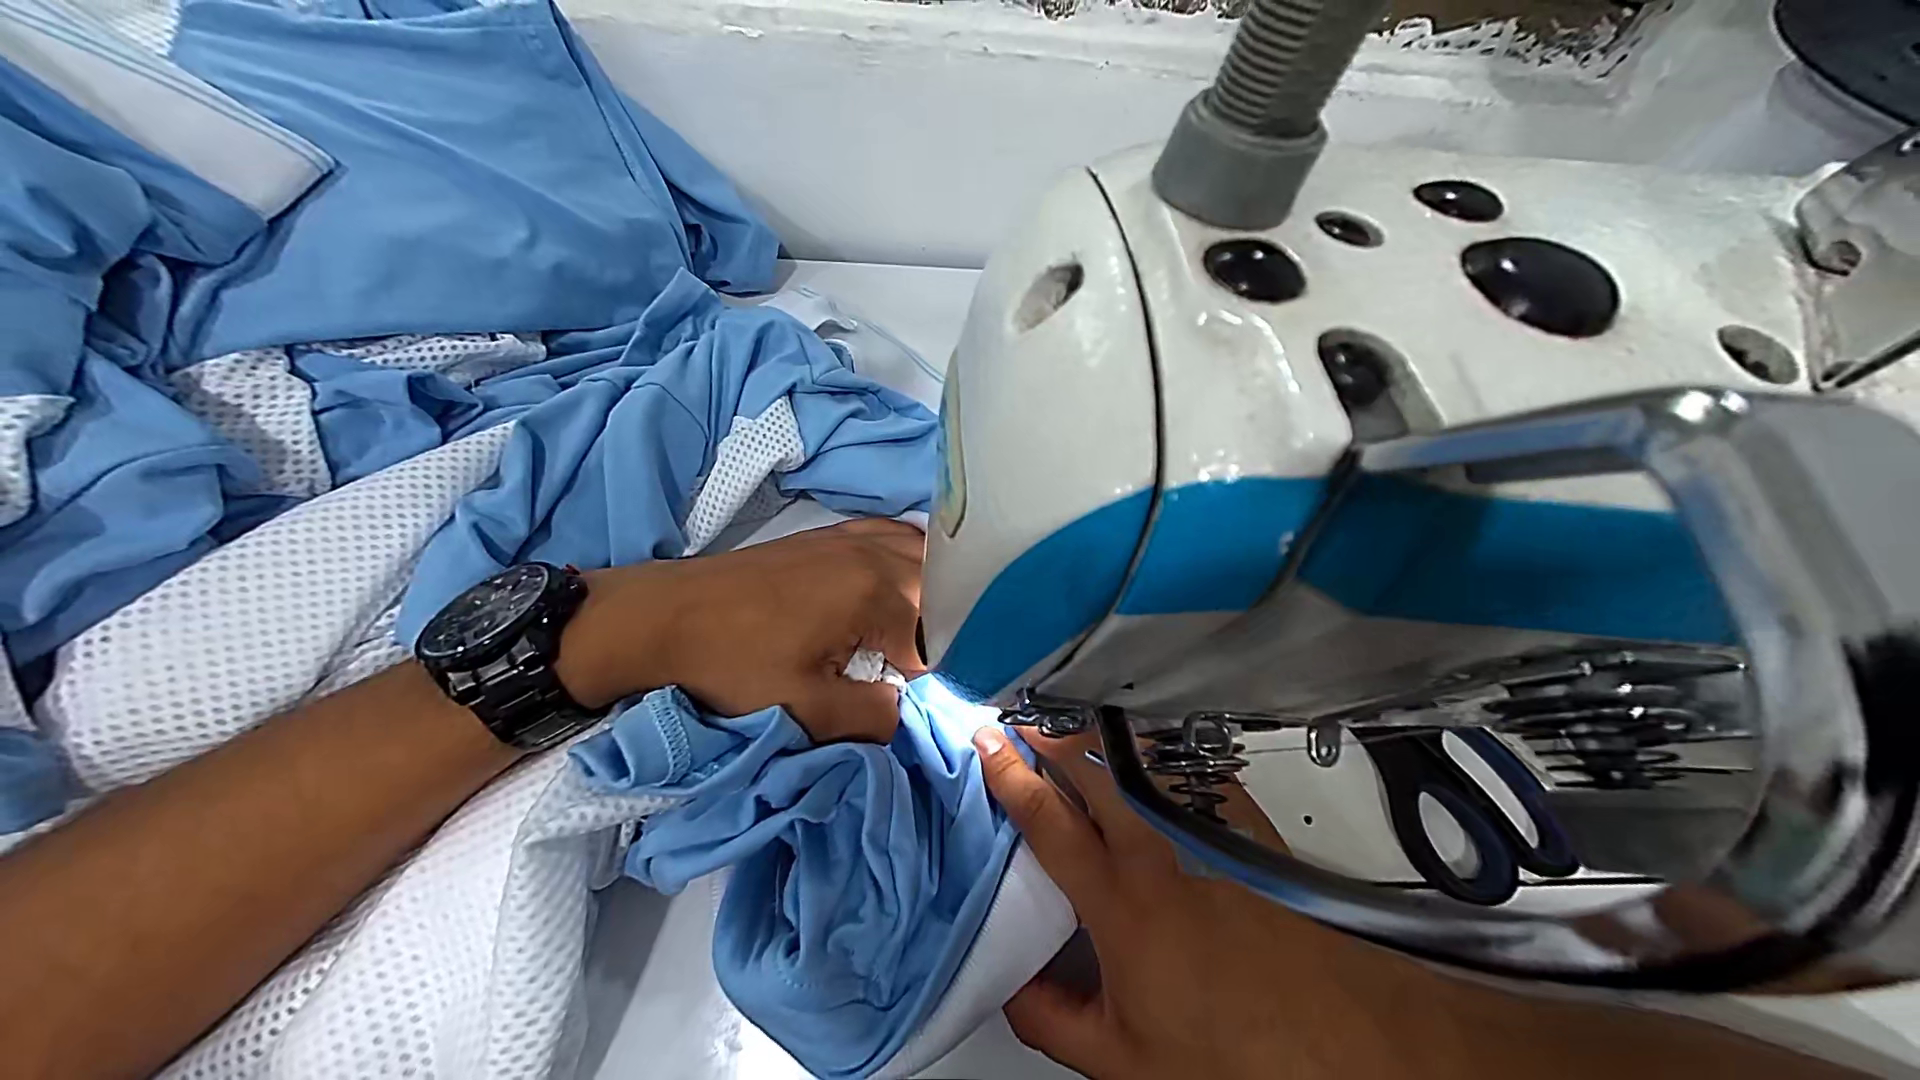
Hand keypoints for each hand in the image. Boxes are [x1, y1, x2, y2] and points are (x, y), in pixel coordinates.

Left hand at [557, 518, 927, 742]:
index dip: (935, 674)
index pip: (941, 636)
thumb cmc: (732, 664)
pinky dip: (908, 560)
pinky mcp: (830, 533)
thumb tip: (903, 710)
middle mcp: (875, 553)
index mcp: (876, 592)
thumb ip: (873, 716)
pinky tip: (896, 585)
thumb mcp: (805, 710)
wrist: (662, 618)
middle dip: (941, 630)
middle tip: (914, 669)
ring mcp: (852, 536)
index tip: (912, 696)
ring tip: (914, 632)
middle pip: (942, 588)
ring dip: (931, 594)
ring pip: (923, 557)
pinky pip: (891, 536)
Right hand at [970, 726, 1452, 1079]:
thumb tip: (1009, 988)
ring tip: (1067, 738)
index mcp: (1119, 899)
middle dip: (1049, 741)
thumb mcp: (1124, 1059)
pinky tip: (1139, 763)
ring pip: (1135, 769)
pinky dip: (1150, 762)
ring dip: (1095, 748)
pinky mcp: (1240, 831)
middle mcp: (1157, 851)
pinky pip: (1183, 779)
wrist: (1345, 1041)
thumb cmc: (1235, 1050)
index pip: (1049, 820)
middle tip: (1021, 728)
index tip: (986, 742)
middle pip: (1091, 771)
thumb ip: (1053, 1019)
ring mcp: (1202, 834)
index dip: (1009, 776)